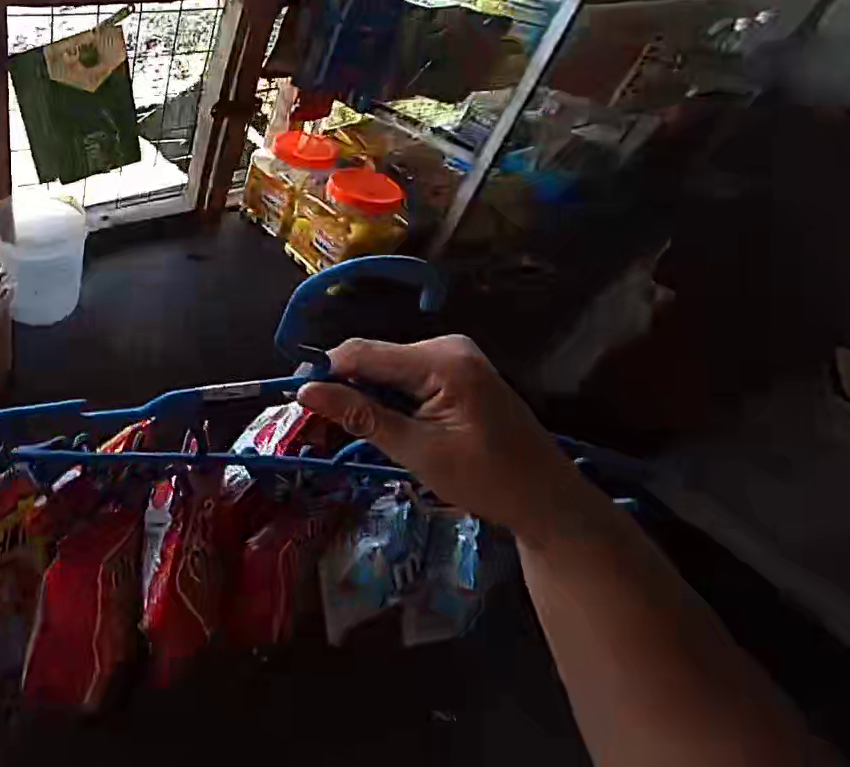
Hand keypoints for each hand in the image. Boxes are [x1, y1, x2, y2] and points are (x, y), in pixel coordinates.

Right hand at [297, 335, 591, 537]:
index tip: (297, 400)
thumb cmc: (488, 481)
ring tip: (348, 427)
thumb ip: (359, 416)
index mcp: (442, 361)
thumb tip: (304, 392)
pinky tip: (382, 421)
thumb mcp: (417, 451)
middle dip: (343, 386)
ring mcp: (453, 355)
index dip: (324, 371)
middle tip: (320, 421)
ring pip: (383, 366)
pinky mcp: (455, 369)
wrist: (551, 503)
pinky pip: (402, 373)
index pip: (362, 352)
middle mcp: (447, 346)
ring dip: (363, 393)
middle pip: (371, 356)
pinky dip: (385, 395)